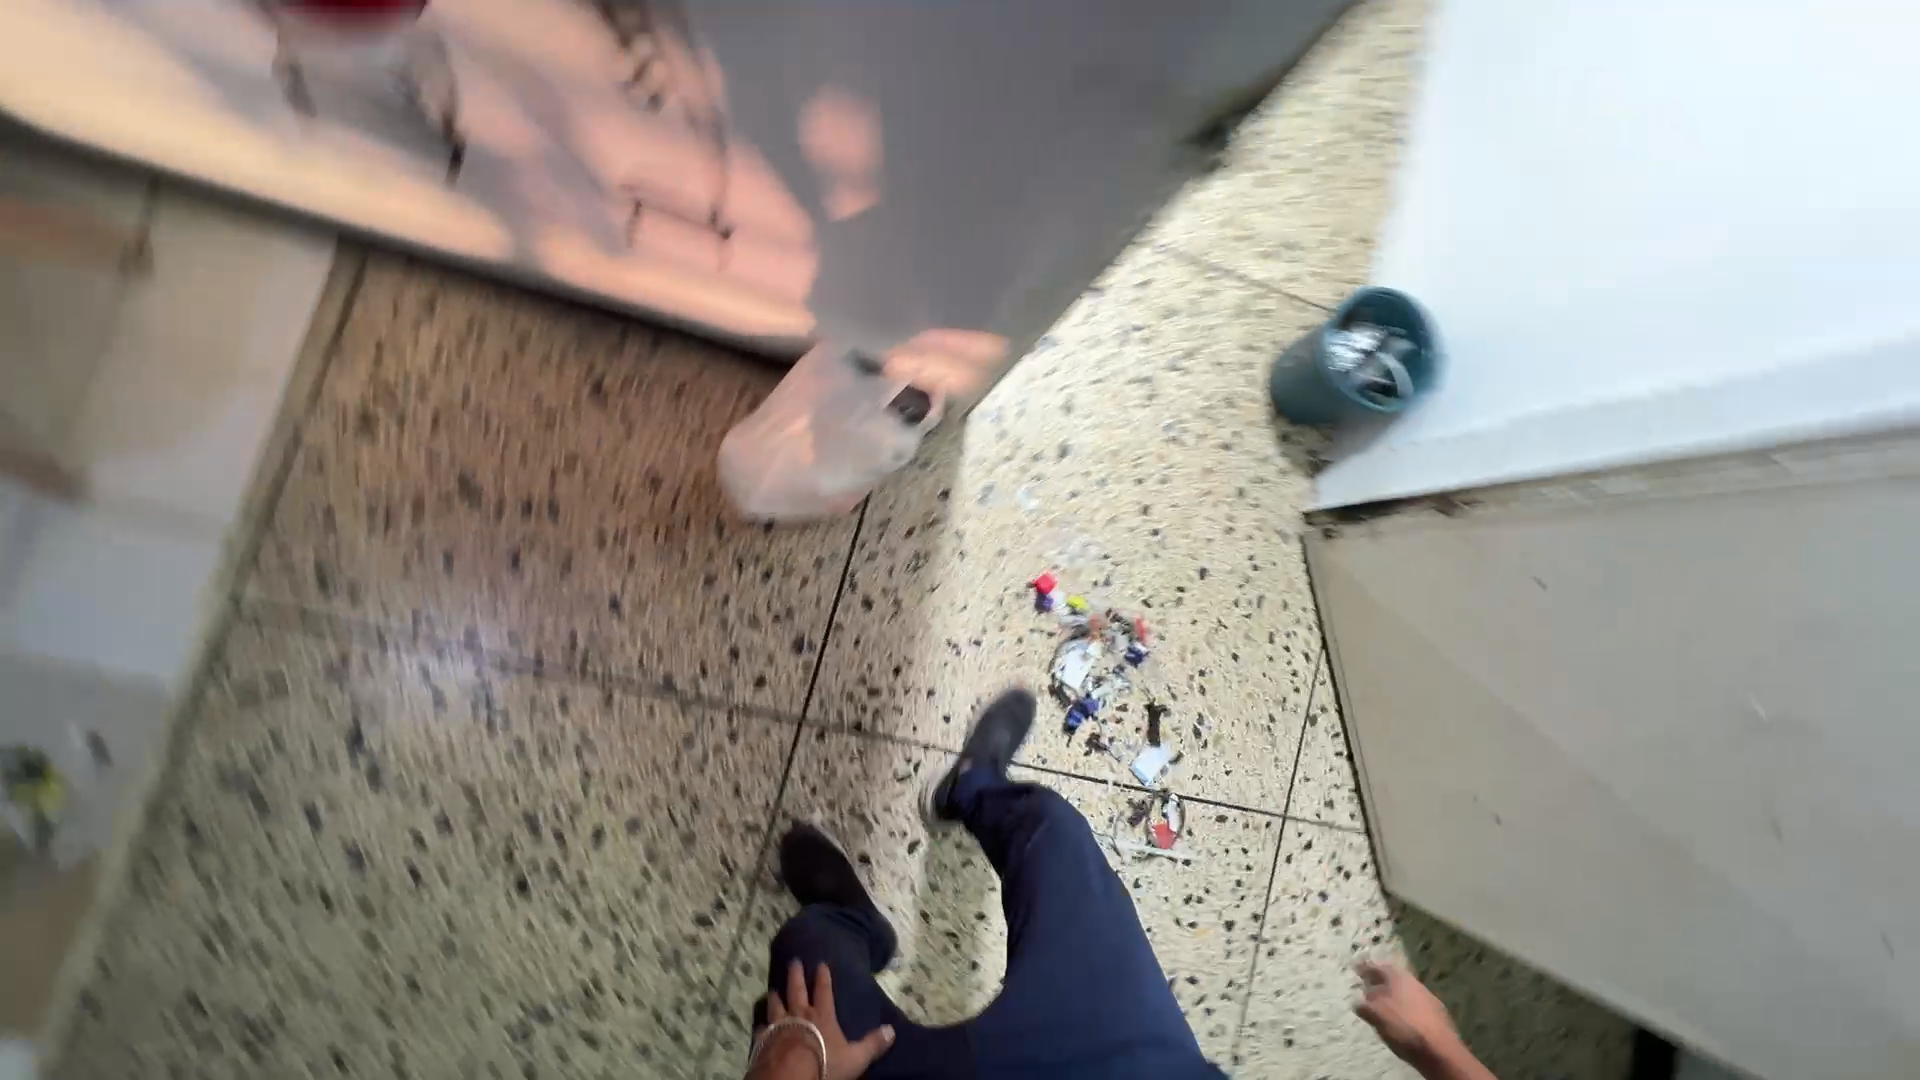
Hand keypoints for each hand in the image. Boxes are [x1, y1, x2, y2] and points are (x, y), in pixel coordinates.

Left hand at [754, 961, 893, 1079]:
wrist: (788, 1077)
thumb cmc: (823, 1063)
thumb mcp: (854, 1058)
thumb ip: (872, 1044)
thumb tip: (892, 1031)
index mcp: (822, 1015)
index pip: (824, 990)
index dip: (823, 976)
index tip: (821, 962)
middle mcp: (799, 1015)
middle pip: (797, 990)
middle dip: (796, 975)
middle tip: (794, 960)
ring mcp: (779, 1026)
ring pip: (776, 1005)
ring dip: (776, 996)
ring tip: (773, 988)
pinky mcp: (764, 1040)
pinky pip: (762, 1028)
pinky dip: (762, 1024)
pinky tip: (760, 1022)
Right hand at [1353, 960, 1465, 1067]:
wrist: (1442, 1053)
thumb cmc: (1404, 1027)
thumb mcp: (1375, 1014)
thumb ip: (1364, 1004)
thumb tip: (1358, 1000)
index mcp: (1397, 976)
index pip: (1376, 967)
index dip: (1364, 968)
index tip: (1355, 969)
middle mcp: (1414, 982)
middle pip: (1392, 979)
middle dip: (1380, 983)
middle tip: (1368, 989)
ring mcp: (1429, 999)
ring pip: (1406, 993)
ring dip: (1395, 998)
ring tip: (1384, 1007)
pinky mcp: (1439, 1017)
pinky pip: (1416, 1008)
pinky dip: (1407, 1010)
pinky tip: (1403, 1021)